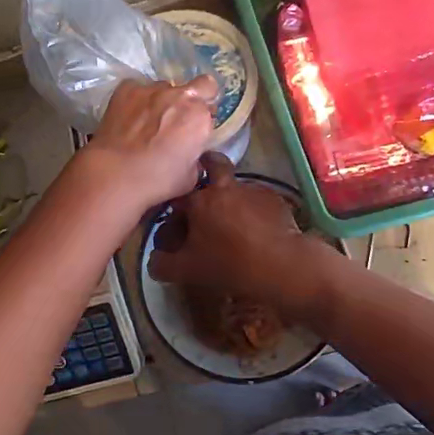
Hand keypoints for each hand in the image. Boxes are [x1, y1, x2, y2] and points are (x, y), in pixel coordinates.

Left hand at [72, 76, 218, 210]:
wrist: (116, 174)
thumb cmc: (158, 180)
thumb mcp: (191, 175)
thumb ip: (195, 154)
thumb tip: (189, 151)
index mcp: (200, 116)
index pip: (212, 97)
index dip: (205, 109)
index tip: (197, 122)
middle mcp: (179, 95)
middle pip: (195, 84)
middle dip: (190, 98)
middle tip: (178, 118)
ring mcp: (151, 89)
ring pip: (163, 88)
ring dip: (161, 101)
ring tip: (146, 122)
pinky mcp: (126, 89)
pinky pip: (137, 89)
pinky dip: (137, 100)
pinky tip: (129, 118)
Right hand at [148, 153, 331, 307]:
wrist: (281, 265)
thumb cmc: (229, 265)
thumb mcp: (187, 271)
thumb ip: (163, 264)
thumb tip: (152, 260)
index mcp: (200, 200)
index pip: (178, 194)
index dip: (174, 205)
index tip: (174, 216)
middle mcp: (225, 187)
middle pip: (213, 163)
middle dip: (206, 164)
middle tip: (204, 175)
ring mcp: (254, 190)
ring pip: (237, 184)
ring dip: (232, 195)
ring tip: (234, 219)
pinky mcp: (276, 199)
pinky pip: (258, 199)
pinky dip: (253, 209)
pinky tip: (256, 228)